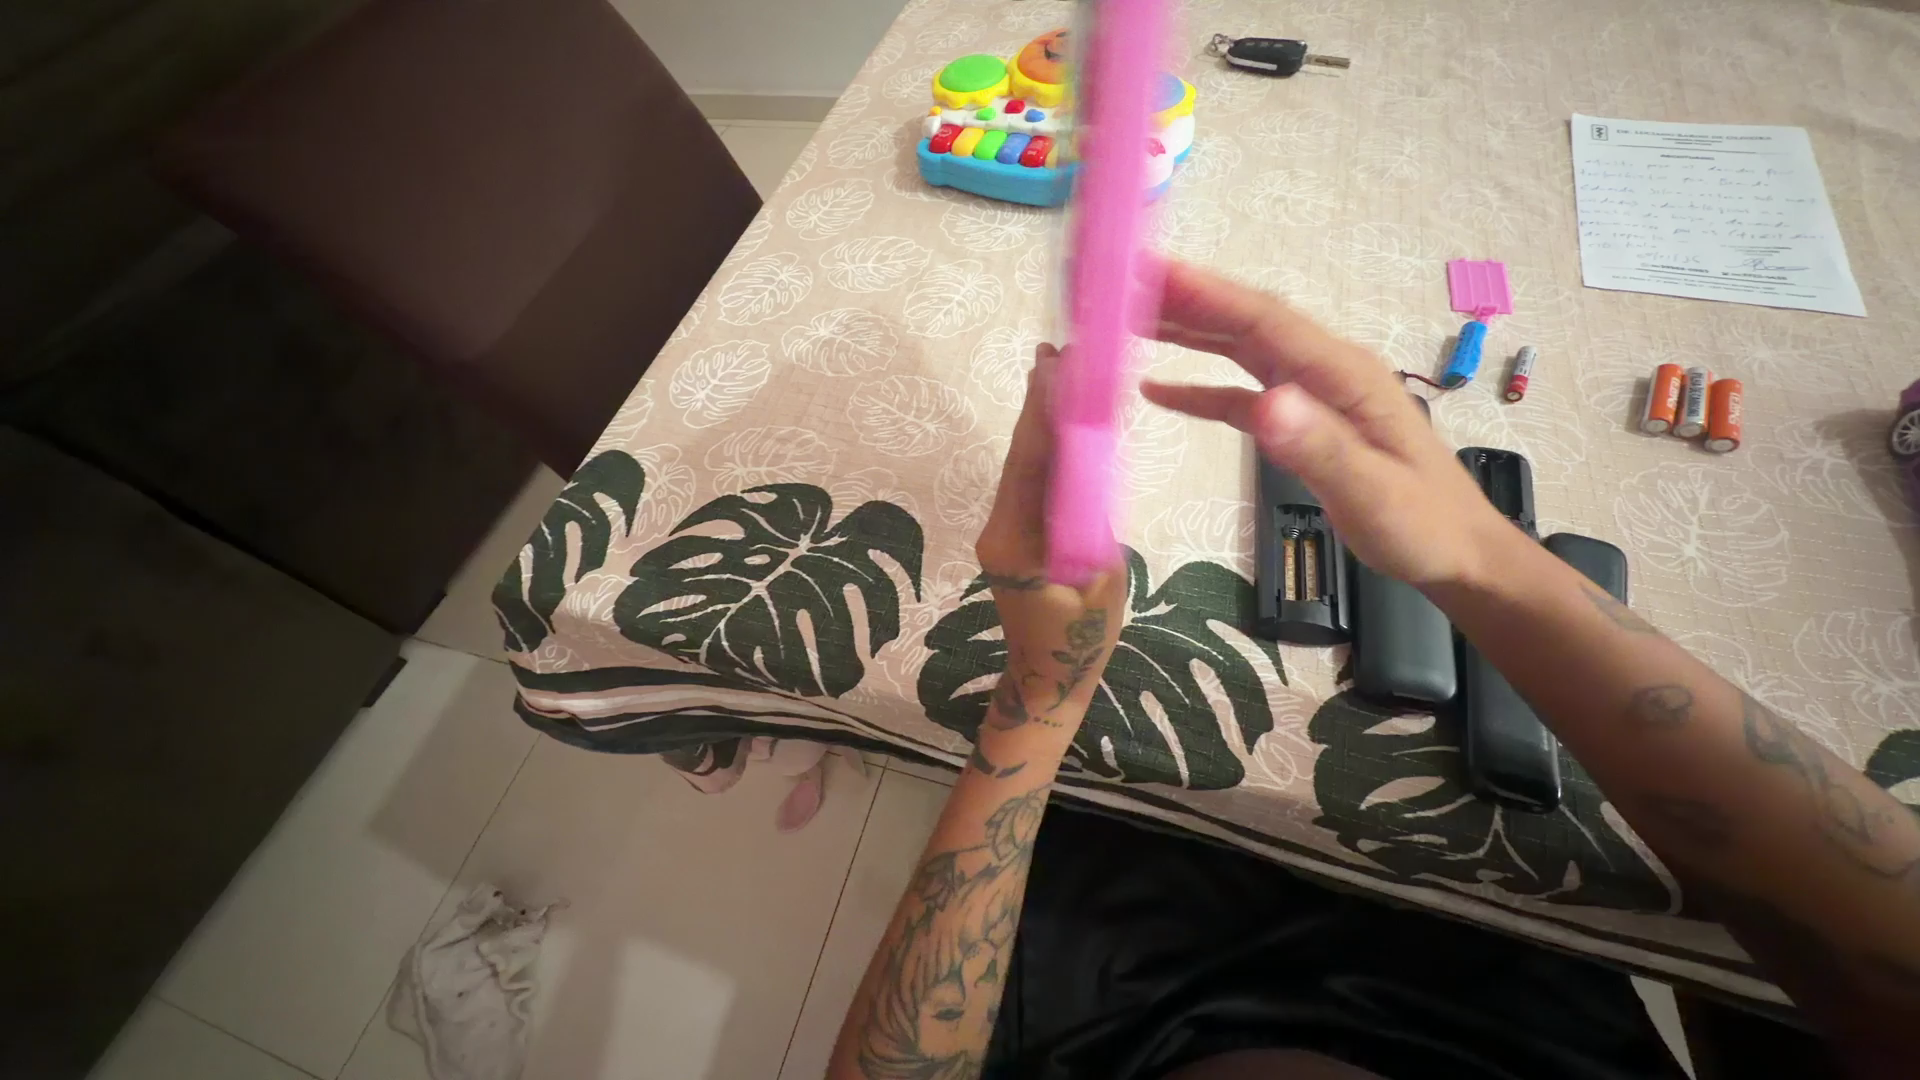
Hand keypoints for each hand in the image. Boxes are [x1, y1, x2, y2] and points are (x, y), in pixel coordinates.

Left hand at [974, 345, 1127, 731]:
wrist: (1048, 678)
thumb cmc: (1081, 640)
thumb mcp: (1102, 580)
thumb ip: (1094, 522)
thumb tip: (1090, 463)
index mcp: (1017, 541)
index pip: (1032, 465)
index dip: (1043, 413)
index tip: (1056, 365)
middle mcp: (998, 527)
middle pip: (1020, 457)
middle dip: (1038, 404)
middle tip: (1057, 352)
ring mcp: (999, 530)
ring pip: (1020, 466)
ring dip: (1038, 421)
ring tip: (1056, 371)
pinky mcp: (1009, 534)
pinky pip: (1026, 484)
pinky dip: (1041, 450)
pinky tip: (1055, 422)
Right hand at [1141, 261, 1511, 588]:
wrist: (1454, 552)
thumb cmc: (1419, 523)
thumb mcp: (1372, 492)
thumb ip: (1320, 446)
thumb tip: (1266, 402)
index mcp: (1342, 375)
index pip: (1266, 322)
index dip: (1209, 295)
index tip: (1155, 273)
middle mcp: (1322, 372)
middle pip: (1246, 323)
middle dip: (1187, 300)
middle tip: (1124, 286)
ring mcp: (1308, 395)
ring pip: (1238, 350)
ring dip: (1188, 332)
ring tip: (1131, 319)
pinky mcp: (1295, 423)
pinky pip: (1237, 395)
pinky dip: (1197, 388)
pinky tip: (1157, 388)